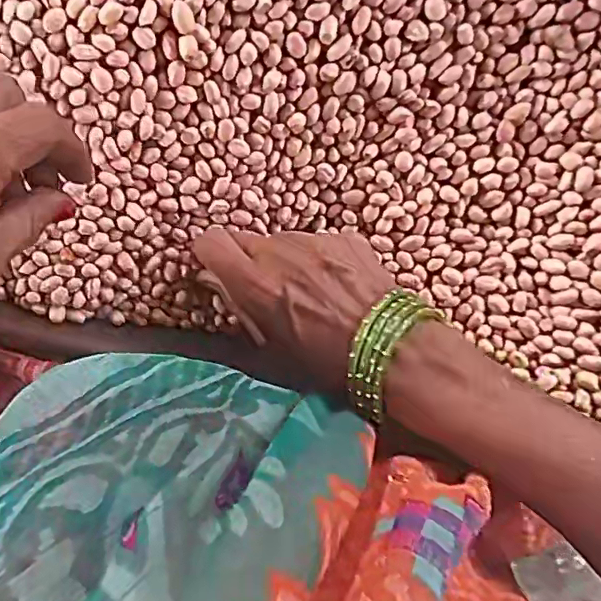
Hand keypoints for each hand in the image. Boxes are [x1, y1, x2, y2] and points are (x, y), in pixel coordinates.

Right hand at [191, 229, 398, 391]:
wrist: (392, 350)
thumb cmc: (323, 361)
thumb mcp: (268, 347)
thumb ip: (238, 308)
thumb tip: (217, 281)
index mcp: (254, 283)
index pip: (210, 241)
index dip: (208, 255)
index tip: (216, 271)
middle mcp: (279, 252)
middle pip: (244, 240)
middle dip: (245, 261)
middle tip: (262, 289)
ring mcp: (314, 241)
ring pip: (281, 241)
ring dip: (282, 260)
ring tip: (305, 292)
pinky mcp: (345, 238)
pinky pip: (315, 243)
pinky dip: (315, 259)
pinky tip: (334, 286)